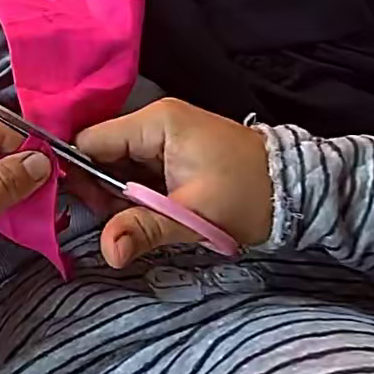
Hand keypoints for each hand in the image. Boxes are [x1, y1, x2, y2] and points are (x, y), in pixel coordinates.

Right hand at [73, 99, 272, 268]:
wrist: (295, 189)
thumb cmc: (248, 195)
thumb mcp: (195, 215)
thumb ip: (145, 229)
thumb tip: (107, 253)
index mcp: (156, 122)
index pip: (90, 141)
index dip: (78, 174)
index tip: (83, 209)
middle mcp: (154, 121)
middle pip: (99, 152)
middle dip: (100, 189)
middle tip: (118, 220)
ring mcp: (162, 134)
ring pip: (114, 164)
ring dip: (116, 195)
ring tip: (139, 217)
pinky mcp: (169, 150)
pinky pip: (133, 169)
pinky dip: (132, 193)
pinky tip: (146, 211)